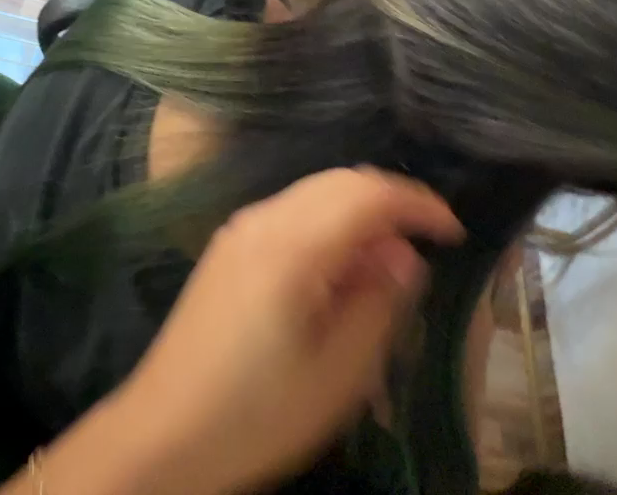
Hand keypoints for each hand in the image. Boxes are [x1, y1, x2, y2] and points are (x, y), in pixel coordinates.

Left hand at [39, 167, 463, 494]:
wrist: (162, 434)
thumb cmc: (257, 414)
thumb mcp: (339, 374)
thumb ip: (380, 302)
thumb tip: (404, 255)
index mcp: (291, 244)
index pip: (368, 193)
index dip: (418, 202)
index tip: (454, 231)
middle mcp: (261, 220)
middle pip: (340, 181)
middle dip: (391, 203)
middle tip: (428, 247)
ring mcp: (239, 230)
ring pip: (314, 194)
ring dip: (358, 214)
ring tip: (387, 267)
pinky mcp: (227, 248)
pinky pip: (290, 214)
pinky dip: (327, 226)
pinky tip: (339, 272)